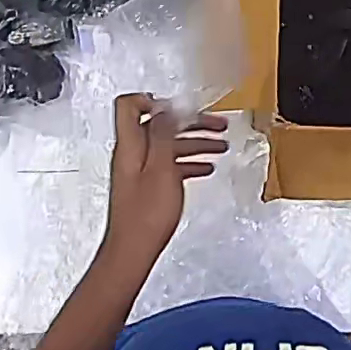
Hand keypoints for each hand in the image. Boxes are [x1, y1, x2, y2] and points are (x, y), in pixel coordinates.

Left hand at [101, 94, 228, 269]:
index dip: (153, 99)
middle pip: (160, 125)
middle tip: (218, 125)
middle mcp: (132, 153)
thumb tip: (167, 107)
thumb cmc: (146, 214)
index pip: (130, 106)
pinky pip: (170, 164)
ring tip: (221, 147)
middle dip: (190, 122)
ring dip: (196, 143)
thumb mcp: (161, 167)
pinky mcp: (147, 185)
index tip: (181, 105)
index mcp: (131, 145)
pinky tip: (205, 168)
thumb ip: (164, 134)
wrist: (133, 250)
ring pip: (169, 145)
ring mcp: (139, 170)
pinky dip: (189, 162)